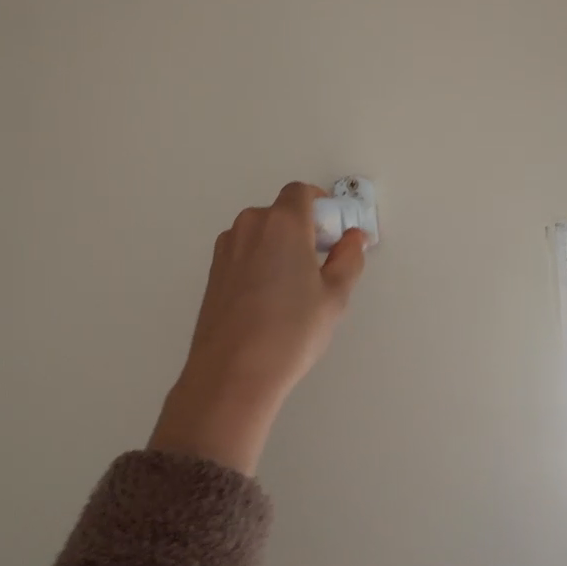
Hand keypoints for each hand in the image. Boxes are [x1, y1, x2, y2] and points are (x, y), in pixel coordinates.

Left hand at [148, 182, 366, 473]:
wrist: (232, 374)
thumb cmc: (290, 332)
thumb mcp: (334, 297)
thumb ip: (348, 258)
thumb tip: (353, 238)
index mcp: (283, 223)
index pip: (301, 191)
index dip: (321, 204)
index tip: (333, 231)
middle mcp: (250, 226)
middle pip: (280, 212)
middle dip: (303, 228)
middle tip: (320, 262)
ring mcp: (226, 249)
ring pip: (260, 233)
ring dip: (279, 246)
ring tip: (294, 287)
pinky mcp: (213, 272)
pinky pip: (244, 253)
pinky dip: (260, 262)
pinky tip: (270, 299)